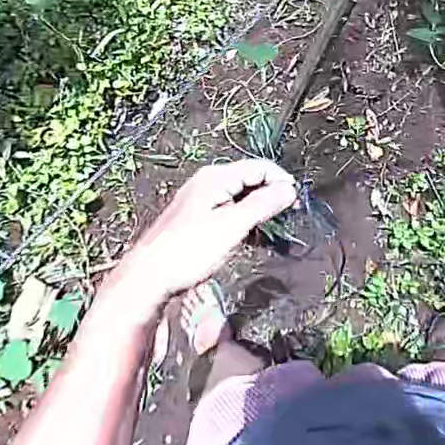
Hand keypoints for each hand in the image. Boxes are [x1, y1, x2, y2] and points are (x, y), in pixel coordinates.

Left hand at [105, 159, 297, 310]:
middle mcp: (208, 182)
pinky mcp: (197, 218)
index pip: (260, 167)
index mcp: (216, 178)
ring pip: (241, 197)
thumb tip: (289, 189)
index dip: (282, 182)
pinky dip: (245, 221)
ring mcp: (201, 200)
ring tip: (273, 232)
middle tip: (288, 219)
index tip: (296, 204)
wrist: (148, 278)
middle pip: (251, 180)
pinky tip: (251, 239)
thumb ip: (262, 205)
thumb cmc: (187, 252)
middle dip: (272, 196)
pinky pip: (230, 211)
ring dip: (260, 211)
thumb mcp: (232, 227)